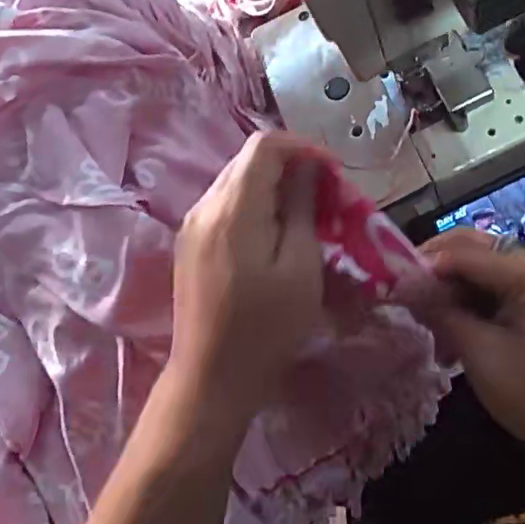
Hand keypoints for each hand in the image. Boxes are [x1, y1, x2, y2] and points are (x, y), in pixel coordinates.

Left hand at [170, 132, 331, 428]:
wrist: (212, 378)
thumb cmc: (268, 326)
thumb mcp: (301, 266)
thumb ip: (303, 208)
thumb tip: (309, 168)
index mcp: (233, 209)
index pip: (265, 145)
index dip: (304, 147)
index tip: (334, 172)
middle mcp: (205, 207)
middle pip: (249, 159)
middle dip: (293, 166)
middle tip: (327, 194)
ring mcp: (192, 225)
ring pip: (238, 180)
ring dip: (275, 184)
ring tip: (307, 214)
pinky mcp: (190, 243)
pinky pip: (226, 204)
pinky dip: (257, 203)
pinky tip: (277, 232)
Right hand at [403, 229, 524, 486]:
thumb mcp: (483, 356)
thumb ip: (442, 313)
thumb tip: (402, 284)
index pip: (463, 251)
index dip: (422, 264)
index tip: (387, 284)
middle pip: (475, 254)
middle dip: (437, 274)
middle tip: (403, 300)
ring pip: (484, 275)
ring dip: (453, 294)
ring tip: (427, 326)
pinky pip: (500, 295)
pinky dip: (474, 309)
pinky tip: (454, 338)